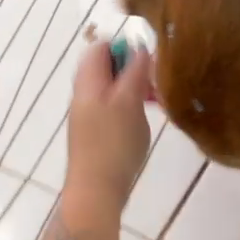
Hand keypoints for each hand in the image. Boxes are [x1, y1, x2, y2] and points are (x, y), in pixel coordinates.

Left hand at [64, 41, 153, 211]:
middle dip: (133, 73)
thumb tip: (139, 49)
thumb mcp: (129, 102)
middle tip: (155, 87)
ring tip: (153, 106)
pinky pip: (112, 114)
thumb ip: (134, 72)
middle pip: (107, 70)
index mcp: (88, 82)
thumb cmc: (113, 145)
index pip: (102, 47)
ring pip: (112, 93)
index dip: (126, 48)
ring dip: (134, 94)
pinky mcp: (94, 139)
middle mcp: (83, 96)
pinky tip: (141, 127)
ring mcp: (87, 119)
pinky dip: (129, 113)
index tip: (148, 63)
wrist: (95, 193)